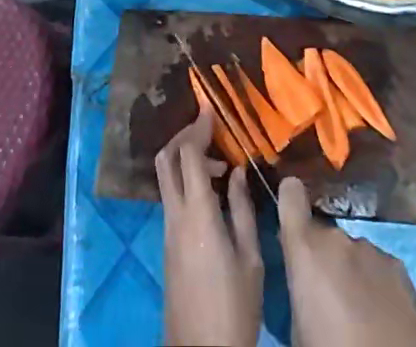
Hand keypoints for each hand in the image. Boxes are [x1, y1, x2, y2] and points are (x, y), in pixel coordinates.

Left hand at [156, 107, 262, 345]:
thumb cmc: (234, 305)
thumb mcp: (249, 257)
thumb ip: (241, 210)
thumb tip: (237, 172)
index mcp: (197, 214)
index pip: (190, 156)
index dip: (198, 127)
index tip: (210, 109)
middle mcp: (175, 215)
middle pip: (166, 160)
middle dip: (183, 136)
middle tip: (209, 129)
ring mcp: (167, 229)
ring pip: (168, 178)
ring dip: (188, 160)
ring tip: (222, 167)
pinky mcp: (168, 243)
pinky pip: (173, 197)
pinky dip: (188, 182)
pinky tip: (214, 193)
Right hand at [278, 177, 415, 346]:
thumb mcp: (297, 323)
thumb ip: (298, 284)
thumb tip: (304, 275)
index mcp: (307, 248)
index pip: (292, 195)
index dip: (289, 197)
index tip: (288, 202)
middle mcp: (340, 240)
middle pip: (324, 236)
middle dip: (324, 257)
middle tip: (324, 292)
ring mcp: (375, 253)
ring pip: (354, 254)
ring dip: (351, 272)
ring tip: (356, 310)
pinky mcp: (403, 273)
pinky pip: (380, 271)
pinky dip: (377, 287)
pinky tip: (381, 318)